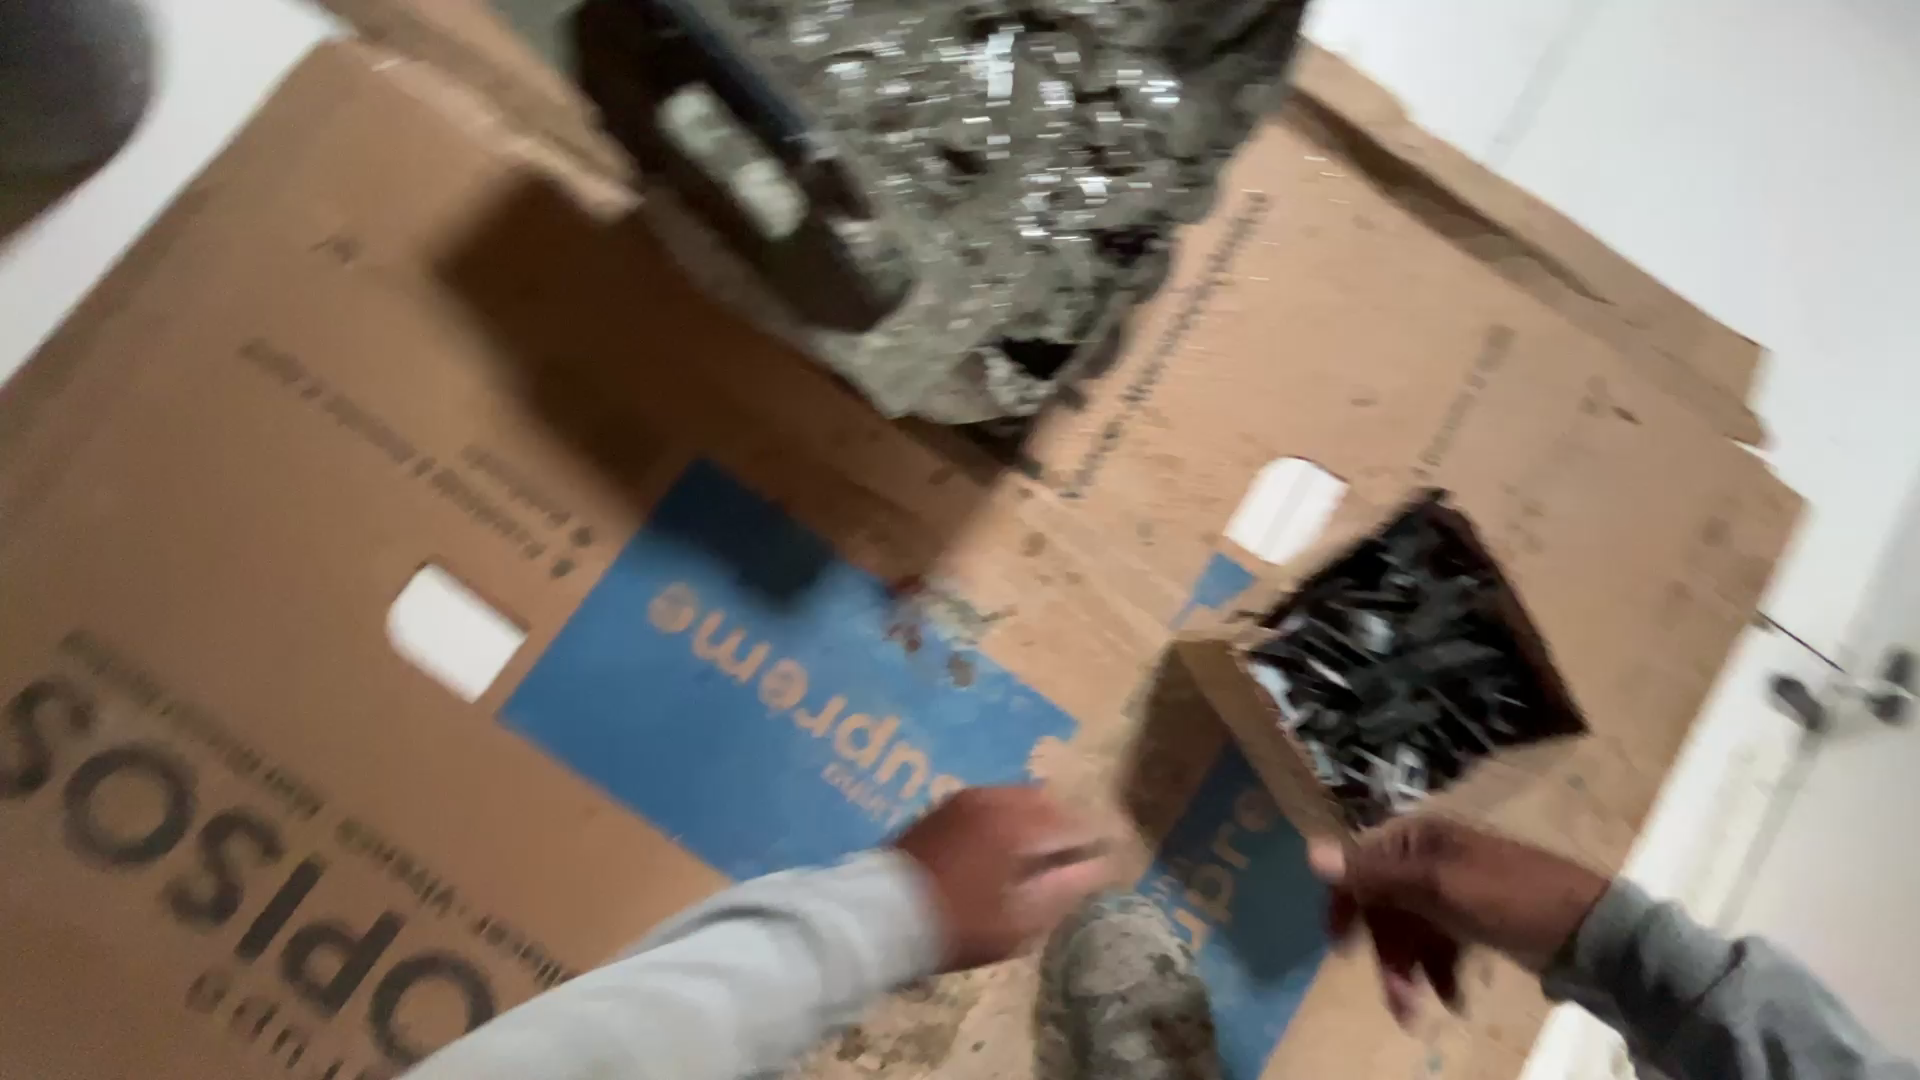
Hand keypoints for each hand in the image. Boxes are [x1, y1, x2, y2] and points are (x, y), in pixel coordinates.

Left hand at [891, 786, 1118, 971]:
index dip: (1101, 837)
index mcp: (1017, 822)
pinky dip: (1015, 815)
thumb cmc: (956, 924)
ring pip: (1022, 798)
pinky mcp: (947, 805)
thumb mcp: (1018, 921)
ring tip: (1052, 849)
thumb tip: (1102, 868)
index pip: (1075, 822)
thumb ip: (1066, 889)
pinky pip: (996, 801)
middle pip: (1050, 802)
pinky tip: (1013, 844)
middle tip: (1087, 850)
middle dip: (1072, 822)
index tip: (1119, 848)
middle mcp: (995, 797)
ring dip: (1043, 818)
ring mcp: (967, 797)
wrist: (878, 913)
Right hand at [1309, 817, 1609, 1024]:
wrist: (1597, 933)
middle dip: (1387, 954)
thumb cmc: (1510, 899)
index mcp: (1414, 839)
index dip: (1344, 905)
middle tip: (1398, 1001)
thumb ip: (1373, 874)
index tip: (1339, 948)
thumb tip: (1311, 852)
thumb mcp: (1436, 886)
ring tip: (1421, 1011)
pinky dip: (1437, 969)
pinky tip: (1452, 997)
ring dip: (1410, 969)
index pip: (1360, 867)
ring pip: (1409, 929)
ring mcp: (1450, 888)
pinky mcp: (1473, 917)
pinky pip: (1438, 942)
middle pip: (1384, 906)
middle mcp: (1425, 858)